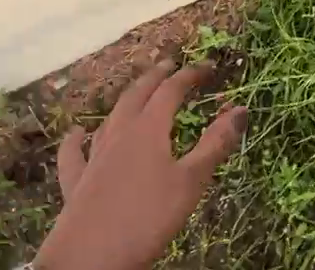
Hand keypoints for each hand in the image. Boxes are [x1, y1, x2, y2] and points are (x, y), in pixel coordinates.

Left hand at [35, 60, 248, 269]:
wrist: (85, 265)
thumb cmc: (144, 219)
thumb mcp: (190, 182)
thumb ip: (215, 144)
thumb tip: (241, 108)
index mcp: (148, 130)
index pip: (171, 91)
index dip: (190, 75)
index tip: (209, 67)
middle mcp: (119, 136)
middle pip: (137, 96)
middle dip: (155, 78)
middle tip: (169, 64)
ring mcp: (93, 160)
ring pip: (110, 119)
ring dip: (125, 100)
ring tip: (135, 91)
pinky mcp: (75, 186)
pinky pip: (73, 155)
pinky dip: (75, 140)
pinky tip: (76, 133)